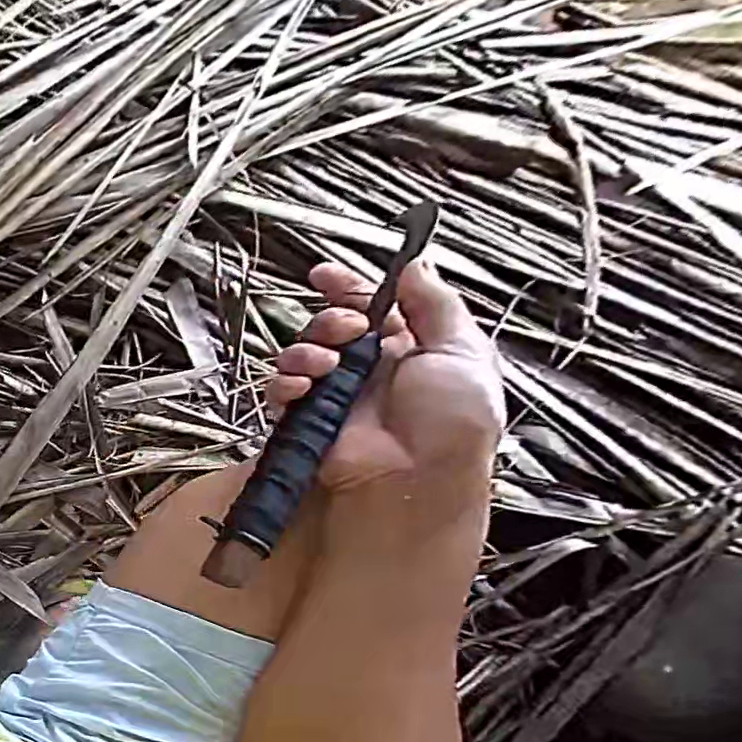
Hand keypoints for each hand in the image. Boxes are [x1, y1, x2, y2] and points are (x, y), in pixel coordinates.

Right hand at [264, 258, 503, 496]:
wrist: (415, 473)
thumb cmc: (451, 422)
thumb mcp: (462, 349)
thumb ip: (436, 303)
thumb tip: (417, 267)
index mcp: (406, 348)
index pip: (370, 306)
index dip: (345, 287)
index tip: (324, 274)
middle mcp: (364, 369)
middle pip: (329, 327)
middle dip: (331, 320)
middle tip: (347, 329)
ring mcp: (332, 395)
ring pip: (299, 355)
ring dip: (306, 351)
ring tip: (327, 364)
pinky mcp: (304, 419)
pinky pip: (280, 392)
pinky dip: (285, 384)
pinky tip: (303, 386)